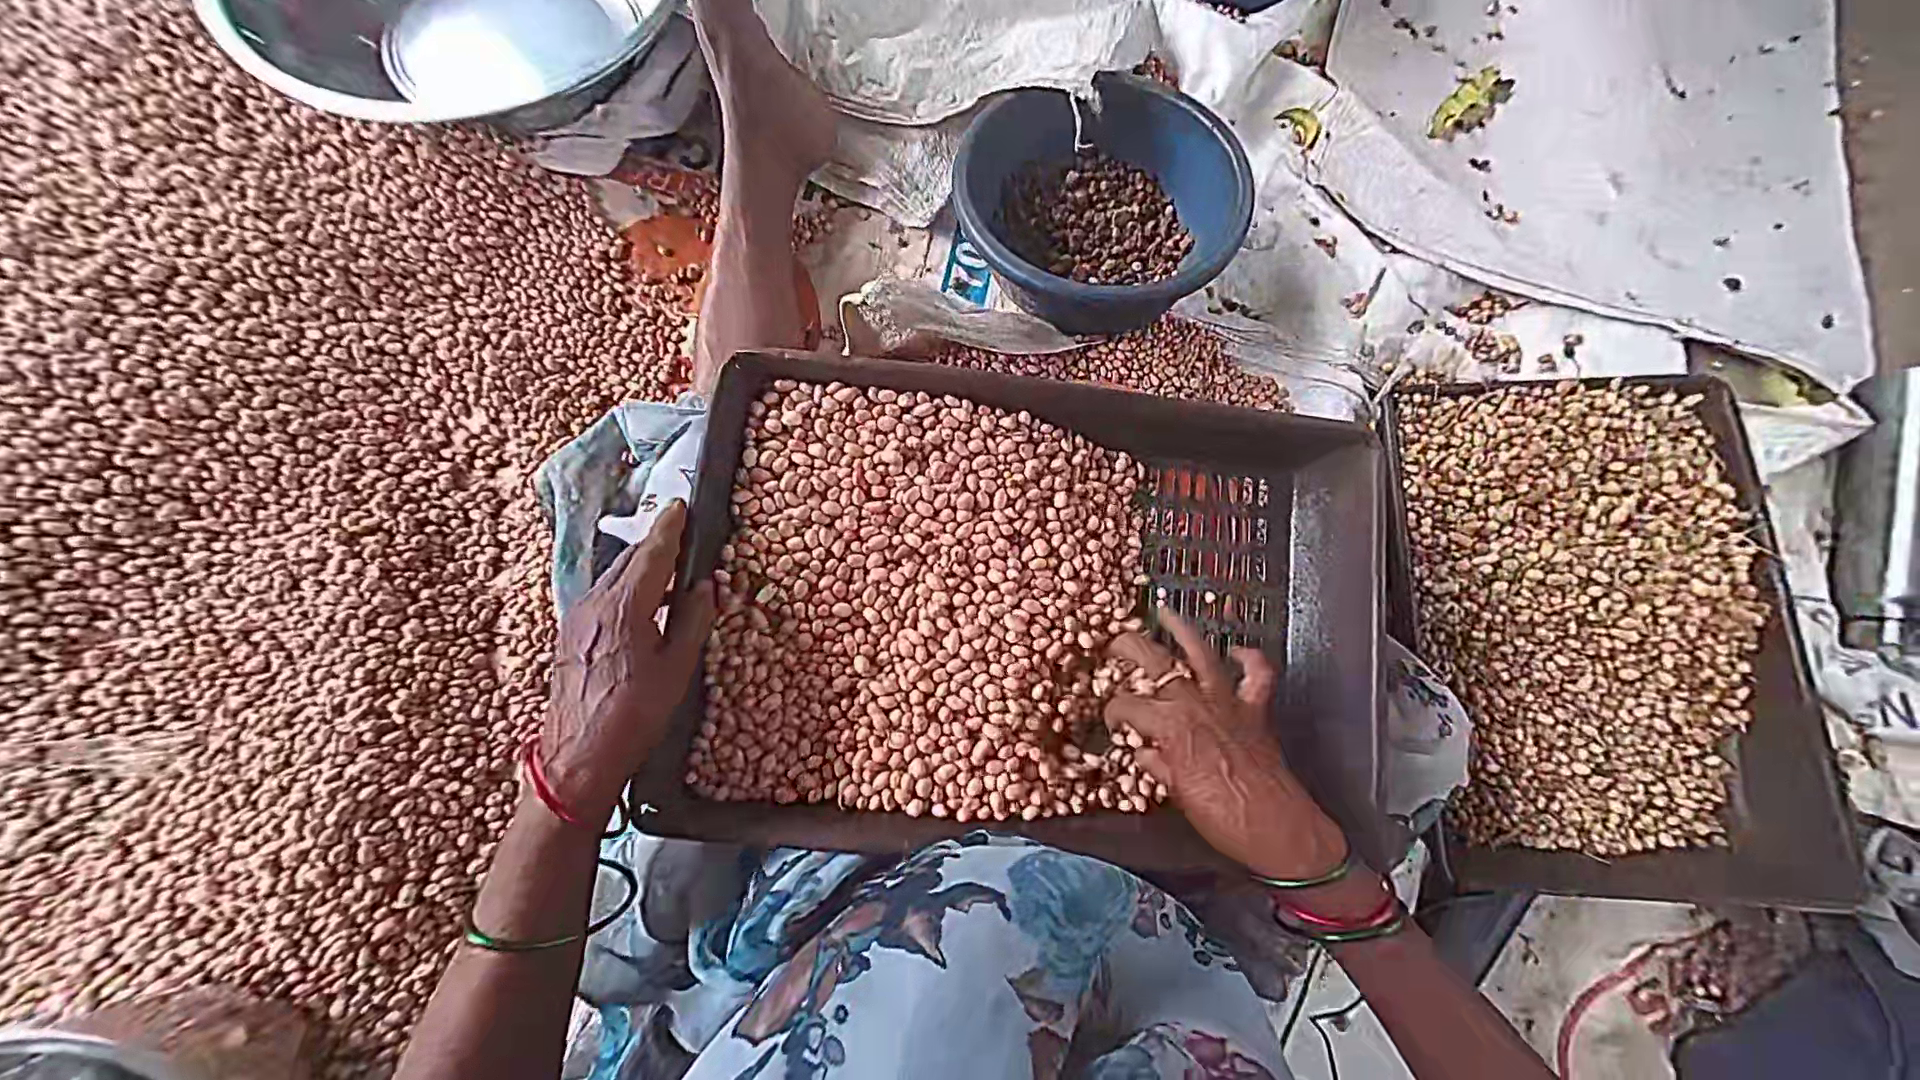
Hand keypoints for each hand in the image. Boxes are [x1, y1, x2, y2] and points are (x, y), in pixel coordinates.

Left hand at [535, 500, 714, 821]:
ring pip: (615, 575)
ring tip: (670, 567)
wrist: (577, 757)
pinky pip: (604, 594)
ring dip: (643, 565)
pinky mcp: (570, 634)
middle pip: (630, 559)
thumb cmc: (635, 714)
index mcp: (624, 608)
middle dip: (658, 543)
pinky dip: (628, 585)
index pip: (652, 554)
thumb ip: (693, 620)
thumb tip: (704, 587)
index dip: (670, 528)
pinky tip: (645, 599)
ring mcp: (577, 618)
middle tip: (684, 535)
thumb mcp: (677, 668)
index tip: (682, 506)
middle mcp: (594, 604)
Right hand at [1104, 608, 1348, 880]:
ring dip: (1183, 629)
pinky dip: (1249, 660)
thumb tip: (1142, 751)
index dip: (1114, 711)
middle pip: (1155, 662)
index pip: (1128, 705)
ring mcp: (1228, 703)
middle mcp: (1196, 704)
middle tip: (1116, 643)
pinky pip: (1257, 675)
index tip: (1112, 719)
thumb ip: (1157, 764)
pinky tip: (1237, 651)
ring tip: (1166, 612)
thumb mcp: (1177, 793)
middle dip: (1129, 647)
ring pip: (1202, 653)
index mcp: (1170, 726)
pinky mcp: (1256, 711)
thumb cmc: (1225, 819)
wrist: (1281, 833)